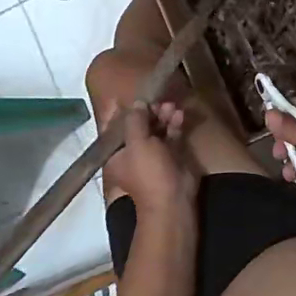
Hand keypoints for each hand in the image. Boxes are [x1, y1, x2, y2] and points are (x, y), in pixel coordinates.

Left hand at [104, 102, 197, 217]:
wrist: (173, 198)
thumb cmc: (148, 171)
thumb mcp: (136, 142)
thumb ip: (135, 120)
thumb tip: (137, 102)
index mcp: (116, 153)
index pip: (116, 127)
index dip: (125, 111)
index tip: (136, 97)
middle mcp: (133, 153)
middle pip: (139, 126)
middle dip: (149, 112)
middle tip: (159, 102)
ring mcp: (154, 154)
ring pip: (157, 129)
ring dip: (164, 116)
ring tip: (172, 107)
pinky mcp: (173, 156)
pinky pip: (172, 135)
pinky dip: (175, 125)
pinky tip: (180, 115)